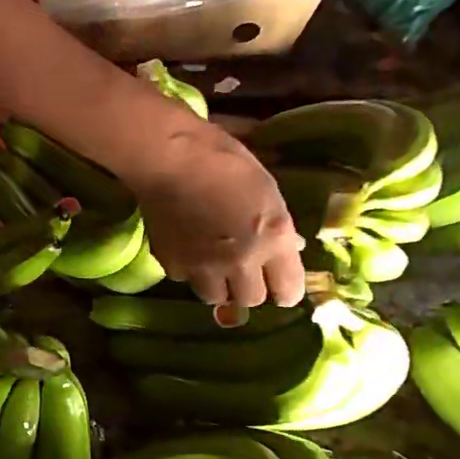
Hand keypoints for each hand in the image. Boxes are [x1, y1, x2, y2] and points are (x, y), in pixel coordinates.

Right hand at [123, 118, 305, 307]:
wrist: (169, 157)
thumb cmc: (225, 160)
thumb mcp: (266, 189)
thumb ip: (278, 226)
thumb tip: (289, 248)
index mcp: (272, 238)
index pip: (289, 291)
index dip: (286, 291)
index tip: (280, 286)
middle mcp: (241, 261)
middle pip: (252, 300)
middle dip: (250, 287)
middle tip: (244, 270)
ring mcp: (204, 267)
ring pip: (216, 298)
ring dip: (219, 284)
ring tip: (213, 265)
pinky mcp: (173, 265)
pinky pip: (186, 279)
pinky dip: (189, 270)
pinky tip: (187, 249)